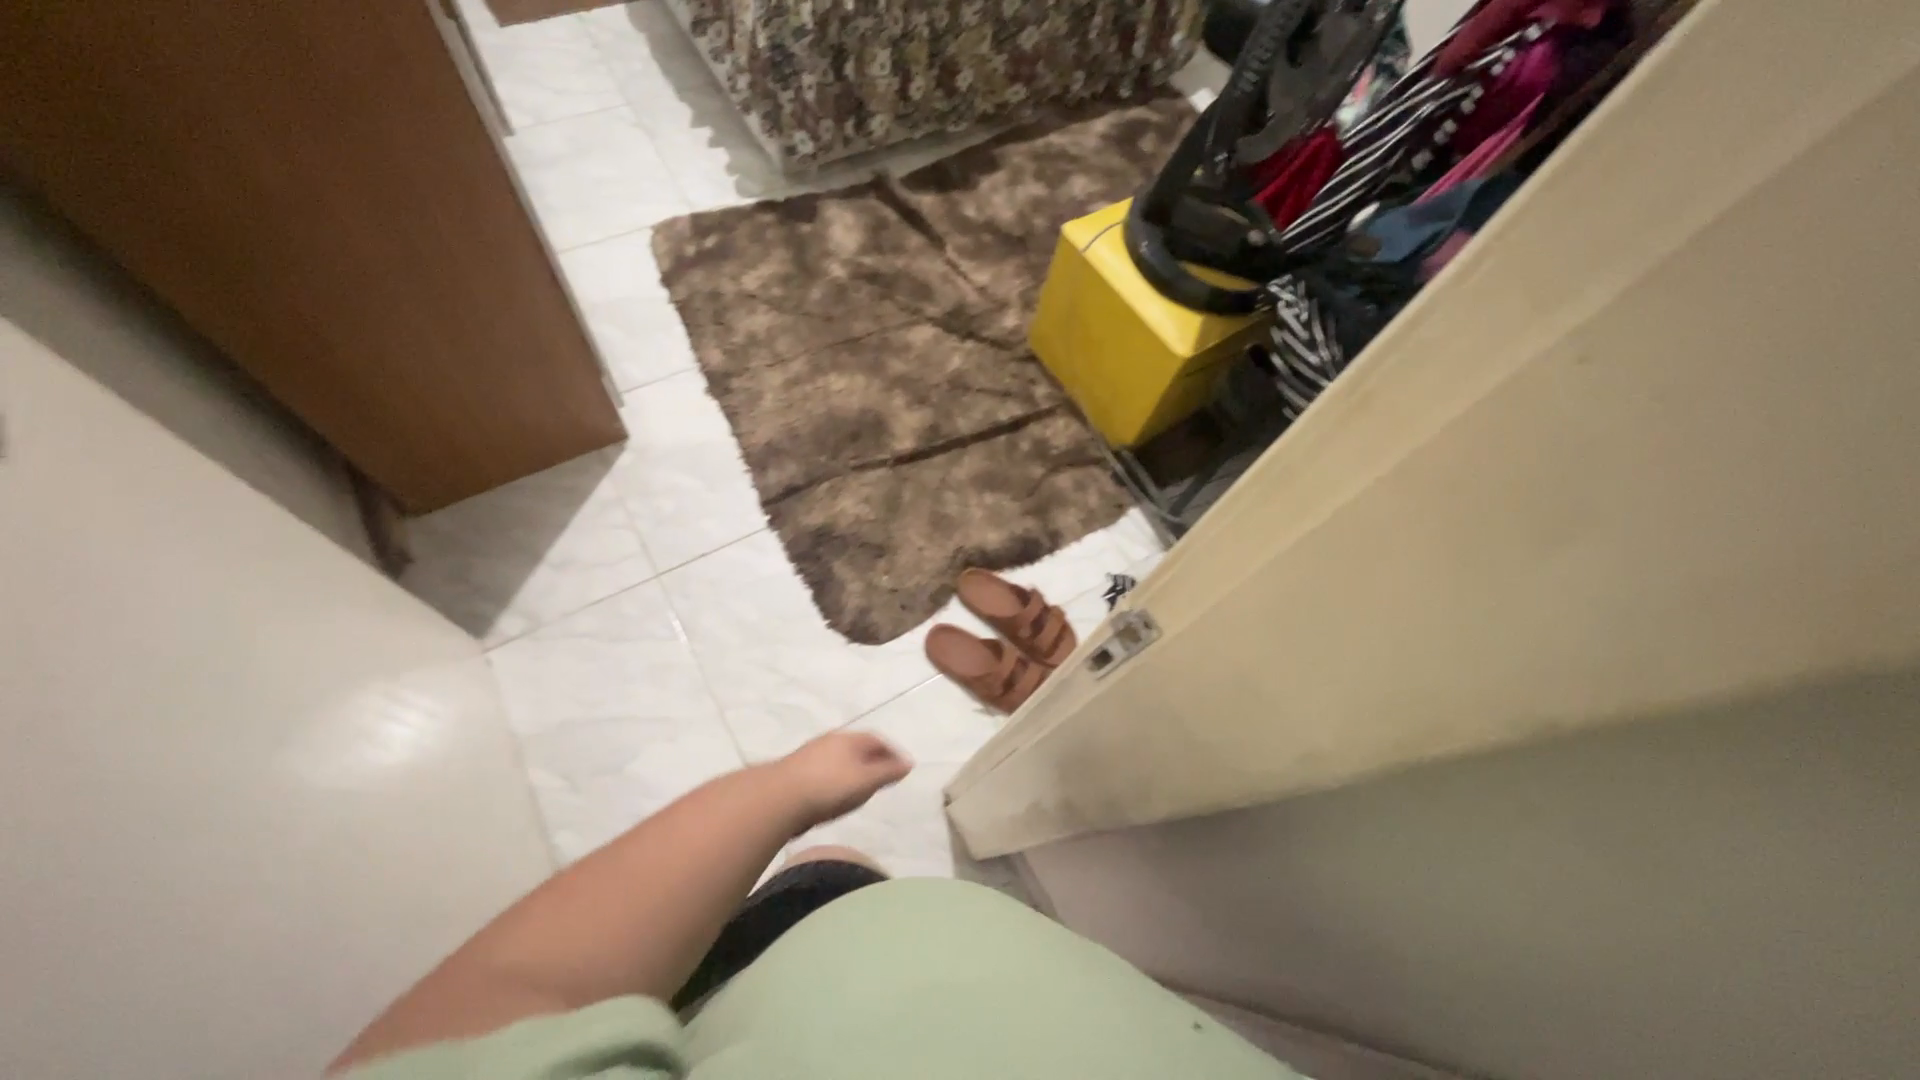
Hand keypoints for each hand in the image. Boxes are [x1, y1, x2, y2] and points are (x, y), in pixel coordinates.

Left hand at [774, 732, 912, 830]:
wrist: (778, 798)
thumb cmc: (829, 788)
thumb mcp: (866, 781)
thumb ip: (888, 772)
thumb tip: (908, 762)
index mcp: (849, 739)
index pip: (876, 740)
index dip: (892, 752)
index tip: (902, 766)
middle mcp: (830, 741)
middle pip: (857, 747)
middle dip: (872, 759)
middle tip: (884, 776)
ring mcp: (811, 755)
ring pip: (839, 759)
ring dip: (853, 770)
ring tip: (861, 788)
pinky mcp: (796, 772)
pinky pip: (825, 772)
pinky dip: (836, 780)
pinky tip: (834, 797)